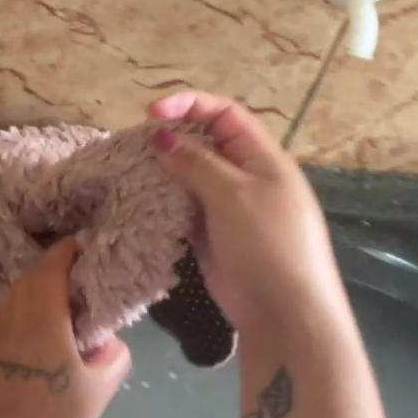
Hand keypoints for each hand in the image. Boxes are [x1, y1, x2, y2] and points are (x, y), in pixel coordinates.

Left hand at [0, 238, 131, 417]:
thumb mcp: (97, 390)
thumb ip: (112, 356)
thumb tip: (108, 340)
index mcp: (42, 313)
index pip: (52, 263)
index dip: (70, 249)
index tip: (90, 245)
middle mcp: (13, 313)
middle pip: (32, 275)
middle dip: (57, 269)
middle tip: (86, 278)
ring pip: (18, 295)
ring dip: (41, 291)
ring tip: (69, 306)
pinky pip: (10, 315)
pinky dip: (29, 311)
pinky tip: (46, 333)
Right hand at [148, 91, 353, 336]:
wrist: (284, 312)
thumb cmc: (267, 244)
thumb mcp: (232, 194)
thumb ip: (194, 162)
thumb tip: (159, 134)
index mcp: (263, 158)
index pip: (225, 114)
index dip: (190, 104)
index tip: (151, 112)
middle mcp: (245, 176)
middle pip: (205, 141)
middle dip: (171, 136)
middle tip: (136, 144)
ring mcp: (228, 205)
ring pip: (190, 173)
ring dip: (163, 168)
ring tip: (132, 170)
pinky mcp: (211, 231)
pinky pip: (183, 203)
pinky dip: (162, 198)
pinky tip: (141, 198)